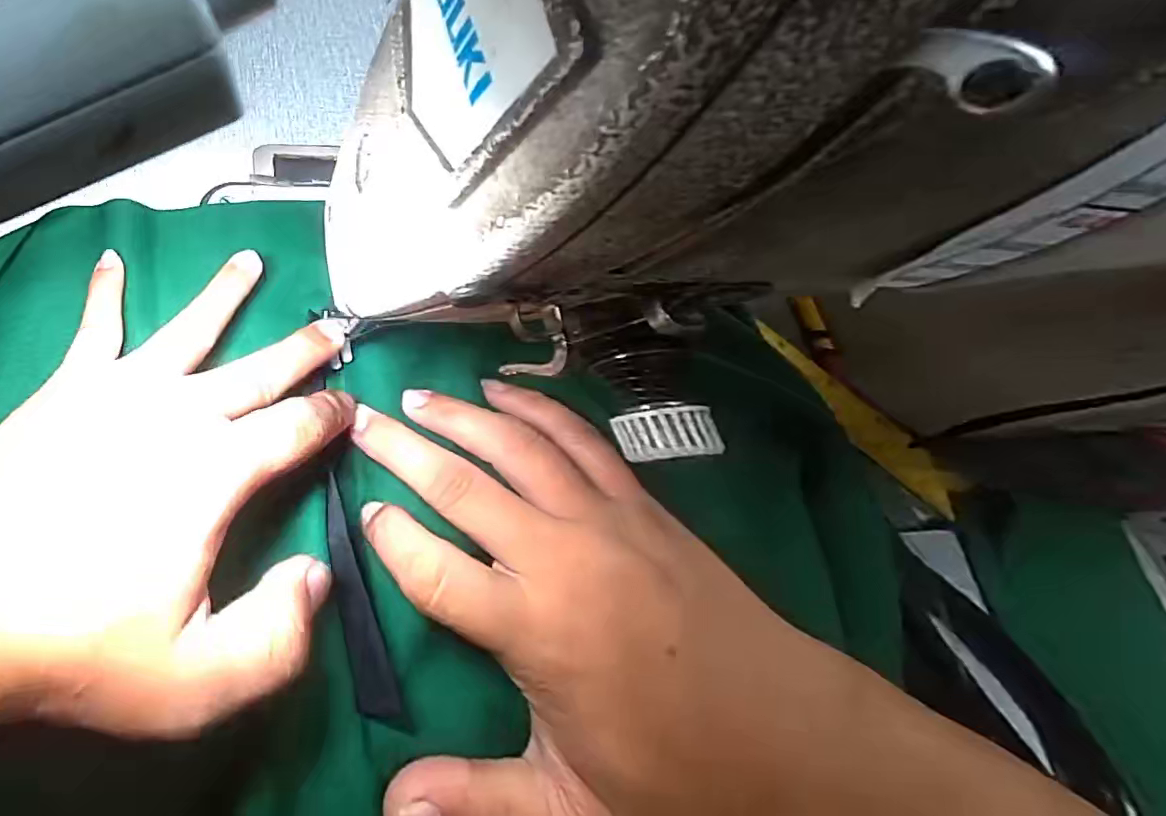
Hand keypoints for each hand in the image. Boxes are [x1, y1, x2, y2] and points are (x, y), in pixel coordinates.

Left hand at [0, 248, 353, 738]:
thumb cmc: (76, 644)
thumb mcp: (194, 681)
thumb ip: (277, 637)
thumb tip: (318, 575)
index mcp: (218, 473)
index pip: (296, 429)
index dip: (331, 415)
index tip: (351, 403)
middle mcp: (180, 414)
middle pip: (259, 369)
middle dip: (302, 348)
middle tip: (333, 325)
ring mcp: (122, 391)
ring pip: (190, 329)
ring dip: (225, 293)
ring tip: (249, 261)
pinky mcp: (69, 387)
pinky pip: (96, 327)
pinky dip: (105, 291)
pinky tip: (110, 260)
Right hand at [355, 382, 1090, 815]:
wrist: (805, 746)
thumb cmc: (678, 775)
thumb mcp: (570, 804)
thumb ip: (475, 799)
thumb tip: (391, 809)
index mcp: (533, 630)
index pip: (432, 568)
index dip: (389, 535)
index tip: (363, 509)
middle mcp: (559, 558)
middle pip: (461, 487)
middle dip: (402, 449)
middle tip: (360, 418)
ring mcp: (602, 520)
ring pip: (514, 449)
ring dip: (459, 417)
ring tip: (417, 396)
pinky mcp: (637, 503)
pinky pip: (577, 439)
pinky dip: (534, 408)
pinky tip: (500, 391)